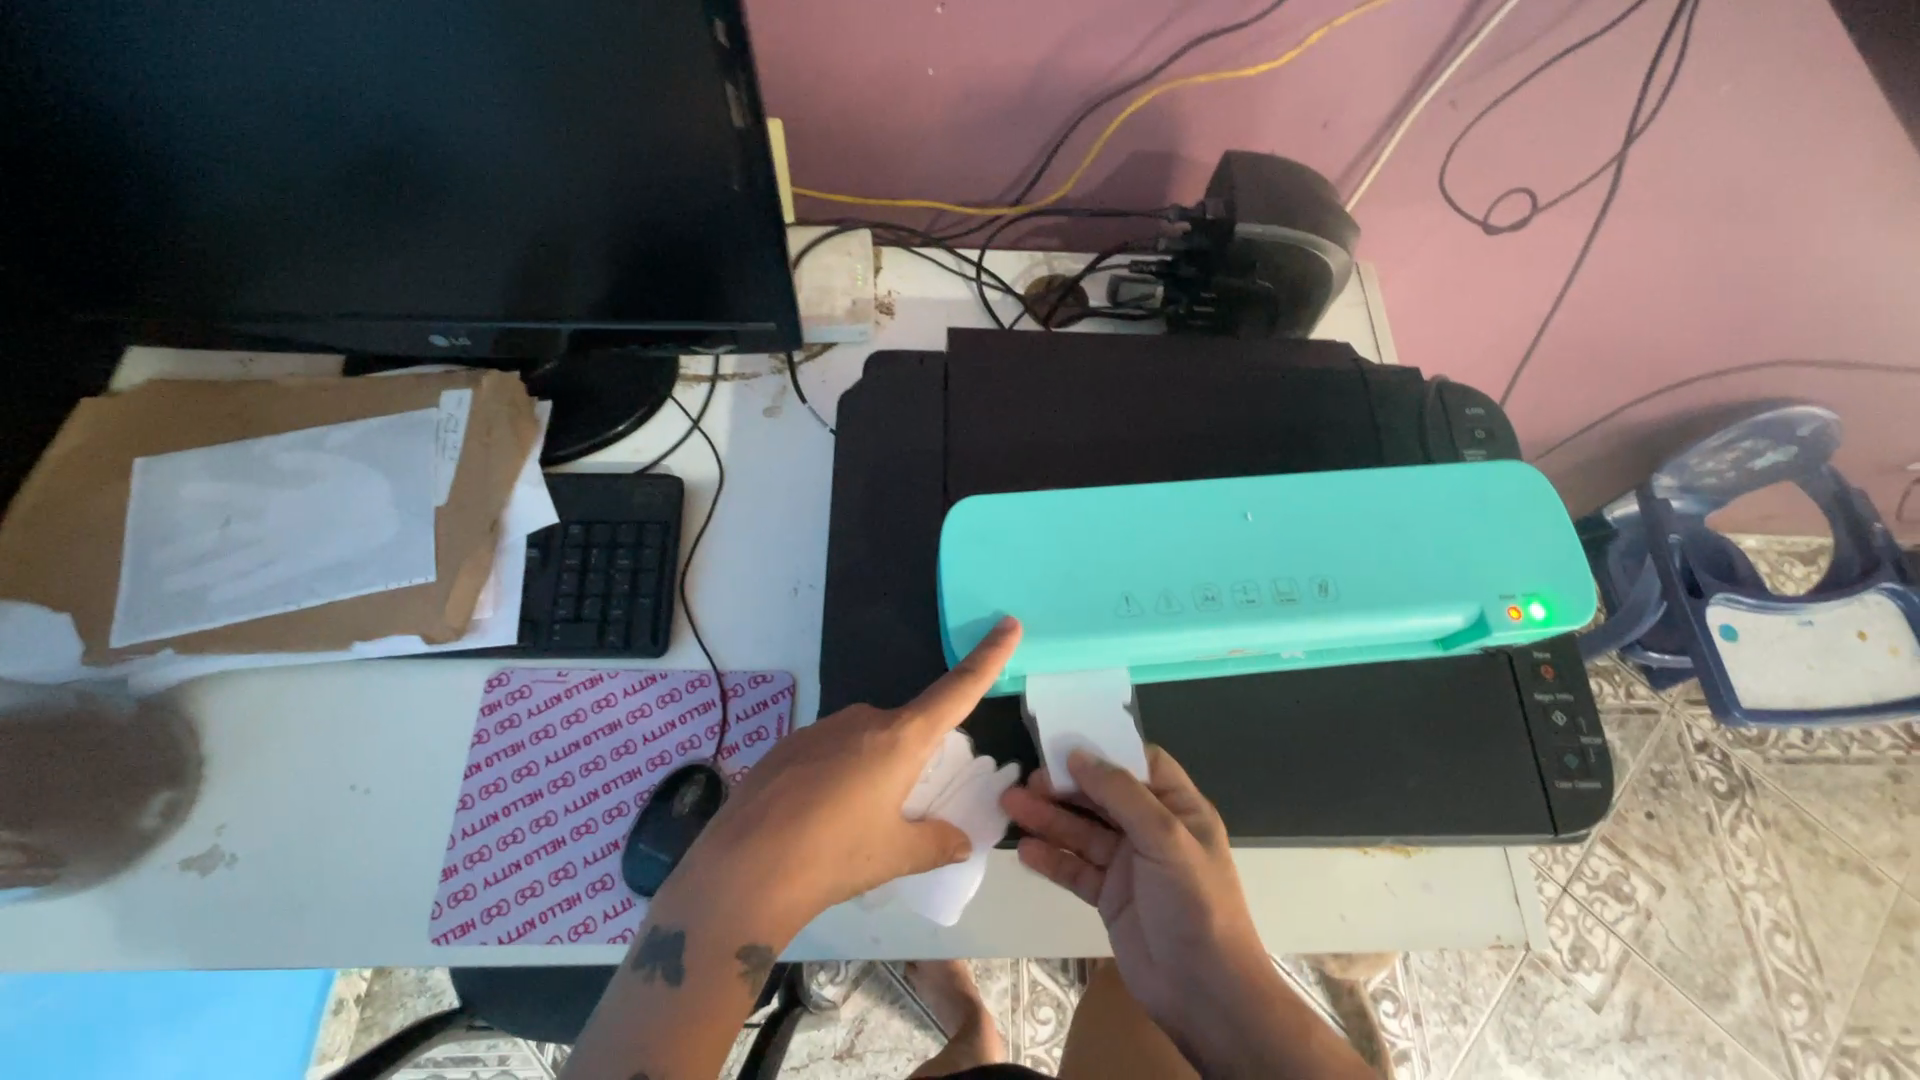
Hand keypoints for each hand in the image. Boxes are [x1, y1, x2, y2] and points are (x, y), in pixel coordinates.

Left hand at [665, 616, 1023, 939]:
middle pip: (905, 728)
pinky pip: (828, 752)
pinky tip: (815, 817)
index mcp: (899, 739)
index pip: (957, 690)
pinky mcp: (786, 746)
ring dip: (870, 769)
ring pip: (863, 741)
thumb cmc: (833, 858)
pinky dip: (835, 776)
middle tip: (900, 810)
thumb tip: (960, 841)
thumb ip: (936, 843)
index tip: (1008, 624)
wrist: (743, 872)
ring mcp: (818, 729)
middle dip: (912, 759)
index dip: (987, 658)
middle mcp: (862, 720)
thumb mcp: (894, 855)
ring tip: (849, 823)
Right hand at [1001, 745, 1278, 1066]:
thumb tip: (1079, 755)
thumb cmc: (1195, 905)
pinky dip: (1051, 859)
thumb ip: (1121, 794)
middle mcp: (1153, 831)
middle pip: (1103, 796)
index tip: (1064, 743)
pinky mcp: (1110, 897)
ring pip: (1083, 831)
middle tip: (1026, 780)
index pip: (1141, 764)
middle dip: (1066, 786)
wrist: (1204, 994)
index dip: (1105, 751)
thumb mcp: (1165, 839)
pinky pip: (1076, 868)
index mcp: (1179, 809)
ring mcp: (1130, 865)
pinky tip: (1025, 850)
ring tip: (1010, 806)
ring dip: (1049, 818)